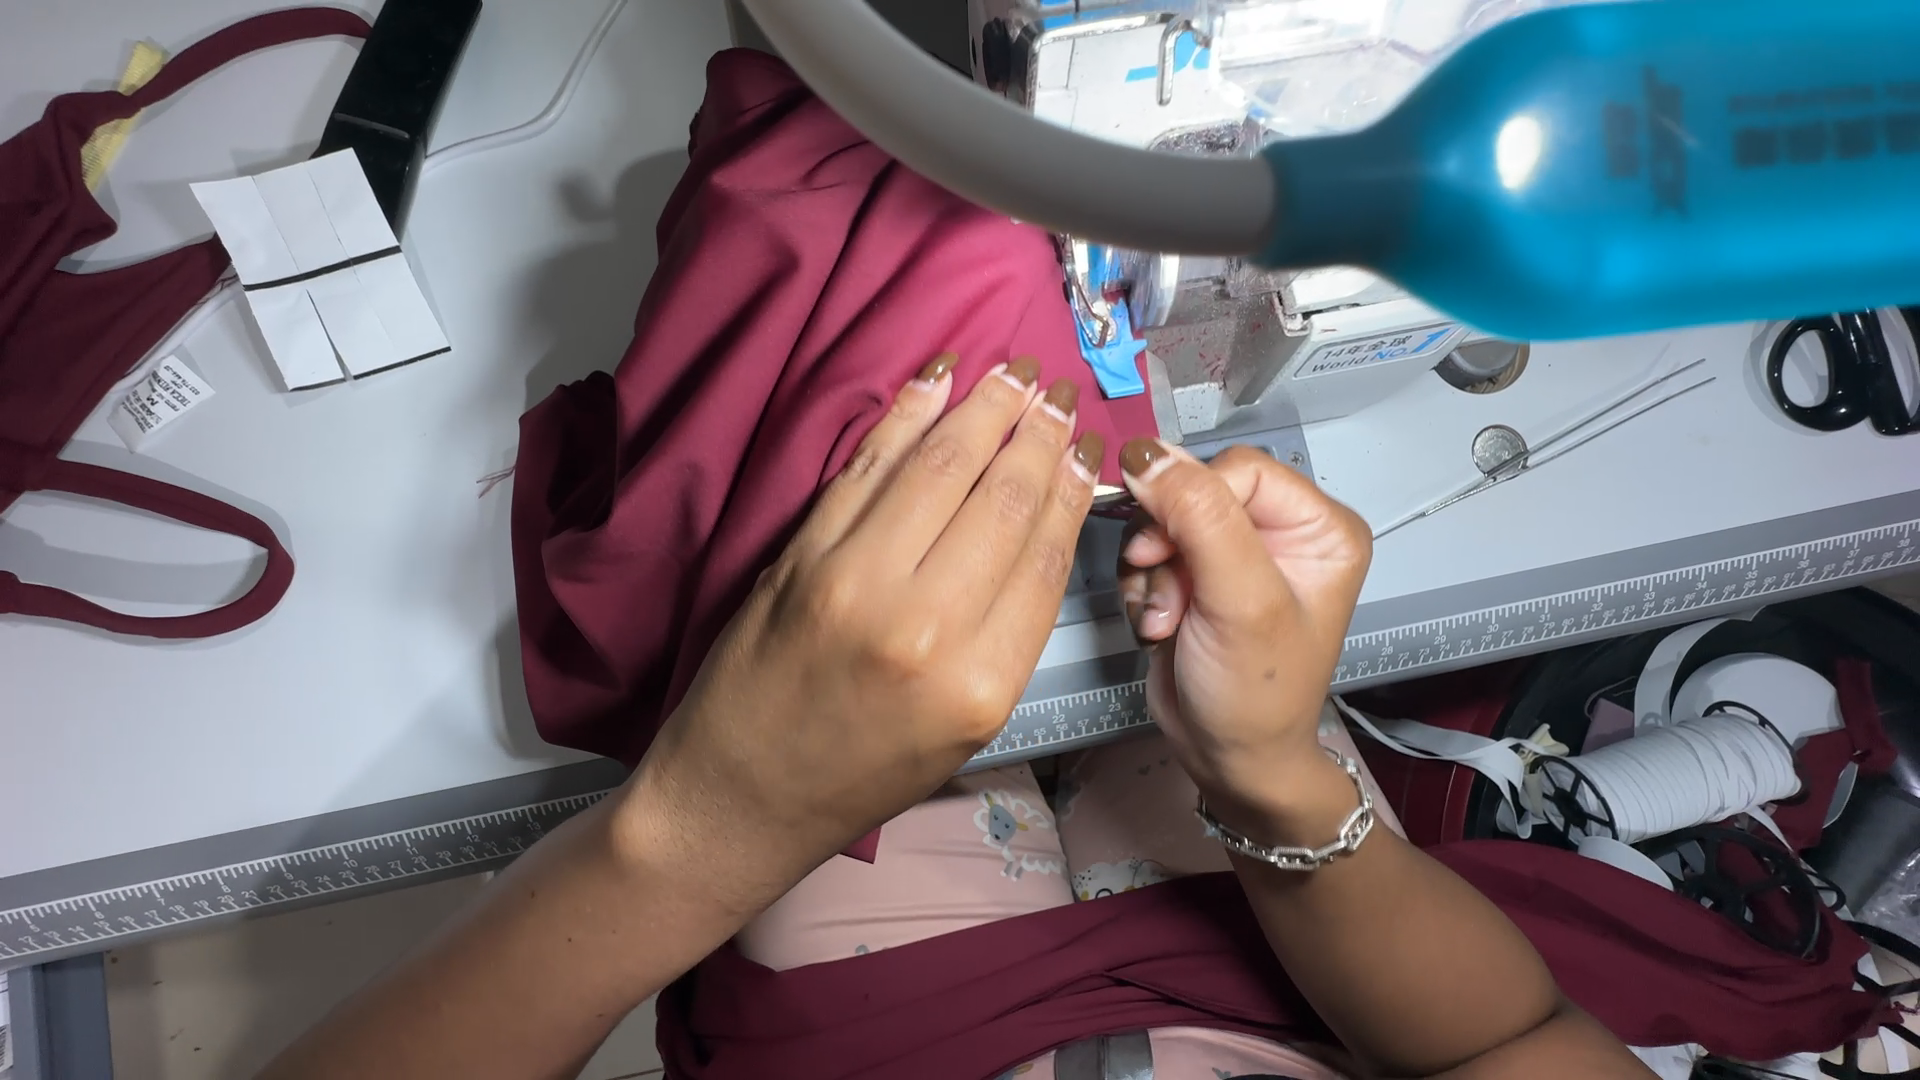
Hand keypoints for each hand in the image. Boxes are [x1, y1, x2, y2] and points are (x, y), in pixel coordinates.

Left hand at [620, 356, 1102, 905]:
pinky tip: (936, 381)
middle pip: (1002, 502)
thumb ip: (1009, 630)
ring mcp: (854, 582)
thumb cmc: (864, 772)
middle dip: (1037, 436)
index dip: (1071, 490)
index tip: (1086, 450)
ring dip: (984, 410)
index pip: (1044, 556)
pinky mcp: (801, 556)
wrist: (744, 794)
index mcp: (980, 683)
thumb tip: (1042, 529)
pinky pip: (867, 469)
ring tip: (1014, 374)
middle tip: (1056, 392)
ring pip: (940, 469)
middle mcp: (924, 626)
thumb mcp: (965, 724)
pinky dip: (905, 416)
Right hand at [1115, 441, 1371, 836]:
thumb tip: (1146, 452)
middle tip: (1162, 590)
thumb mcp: (1239, 600)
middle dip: (1164, 544)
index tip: (1160, 547)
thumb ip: (1200, 517)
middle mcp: (1277, 532)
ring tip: (1162, 619)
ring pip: (1162, 522)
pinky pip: (1149, 552)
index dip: (1191, 498)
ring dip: (1148, 572)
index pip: (1239, 468)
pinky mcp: (1194, 576)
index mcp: (1317, 526)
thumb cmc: (1255, 691)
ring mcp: (1232, 555)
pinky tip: (1156, 624)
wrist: (1226, 757)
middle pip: (1193, 492)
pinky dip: (1141, 587)